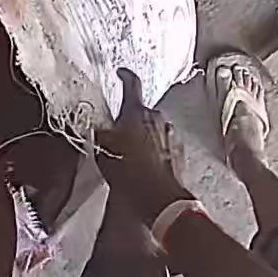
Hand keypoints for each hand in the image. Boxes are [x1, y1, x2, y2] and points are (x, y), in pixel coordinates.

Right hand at [94, 69, 195, 224]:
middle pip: (139, 110)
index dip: (125, 75)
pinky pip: (162, 140)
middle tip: (117, 137)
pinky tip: (146, 164)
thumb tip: (97, 132)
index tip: (120, 73)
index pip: (132, 85)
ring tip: (131, 156)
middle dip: (128, 120)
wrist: (165, 203)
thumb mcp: (106, 159)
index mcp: (136, 115)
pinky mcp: (179, 148)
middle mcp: (156, 118)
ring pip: (151, 126)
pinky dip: (154, 147)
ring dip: (142, 135)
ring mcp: (170, 132)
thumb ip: (101, 140)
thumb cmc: (133, 178)